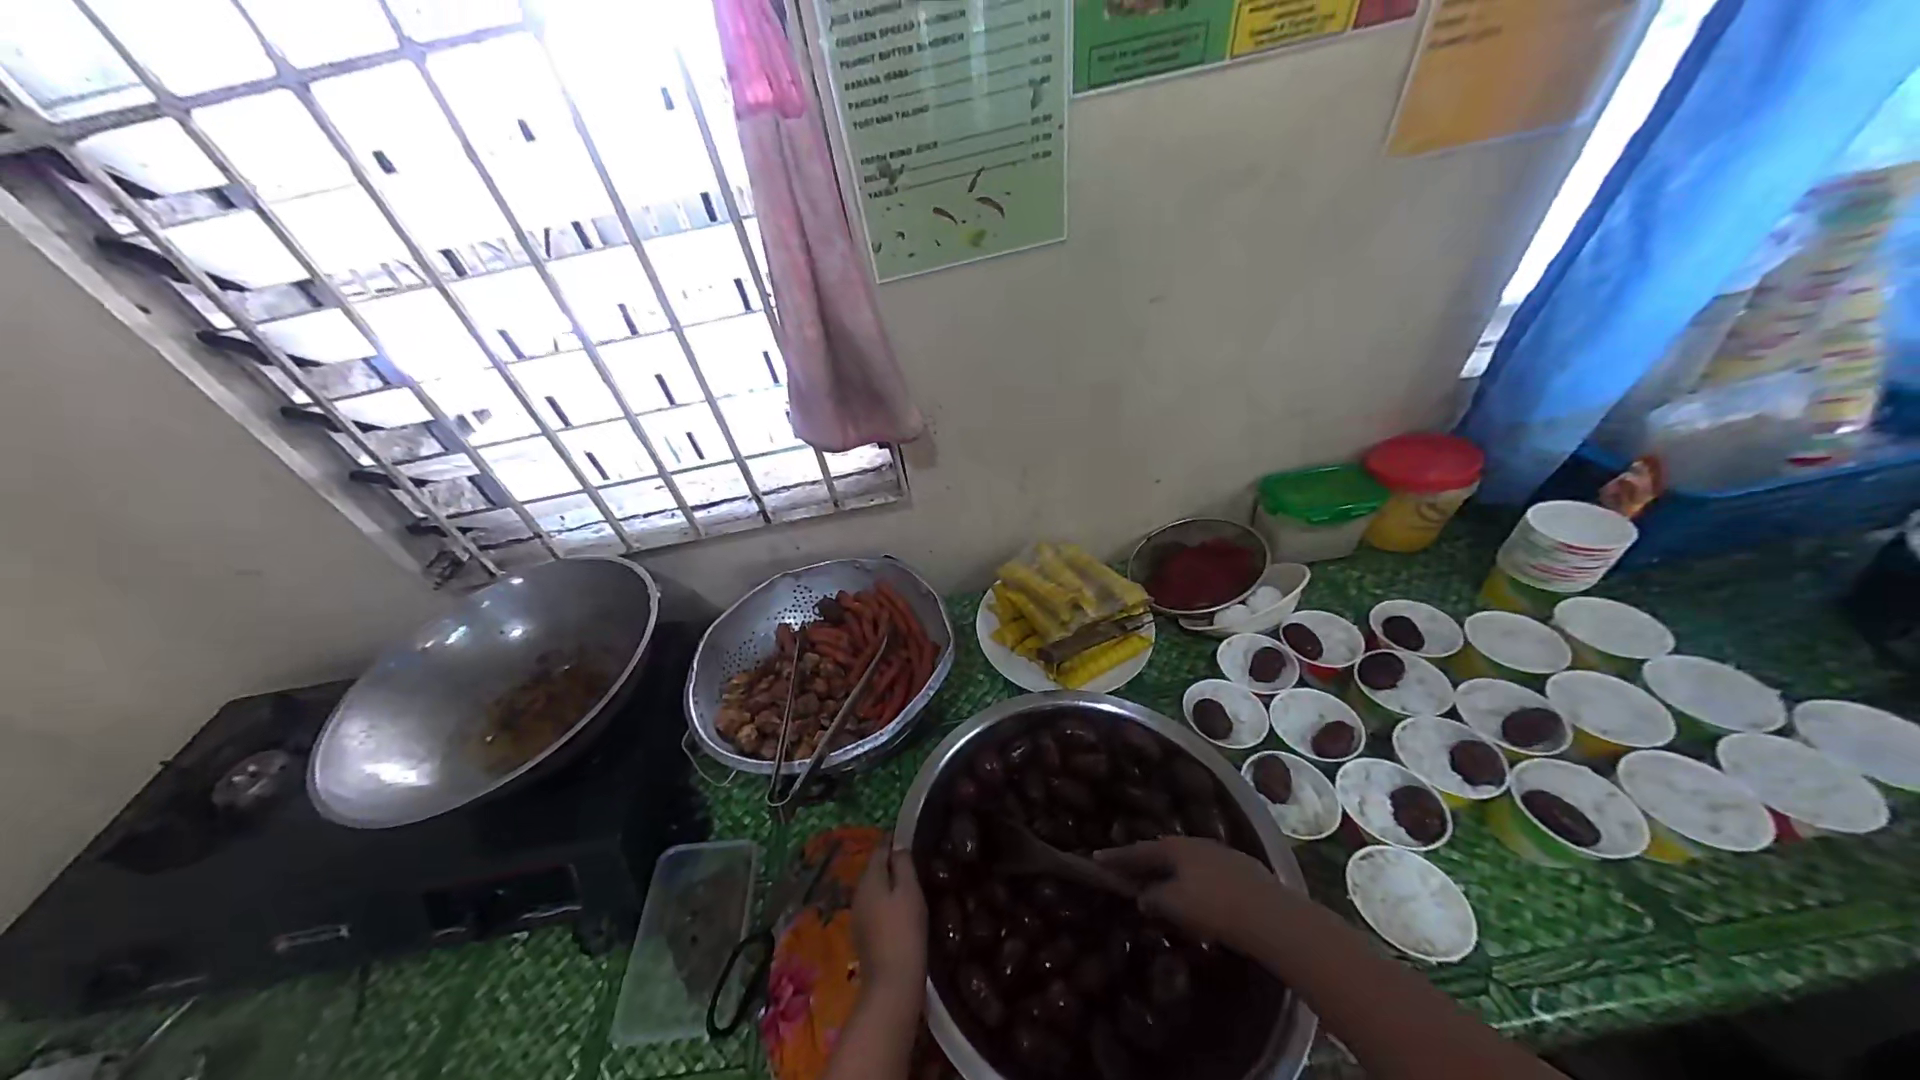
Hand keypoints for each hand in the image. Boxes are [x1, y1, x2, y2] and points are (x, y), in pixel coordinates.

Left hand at [852, 844, 926, 995]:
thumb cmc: (905, 930)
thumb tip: (898, 846)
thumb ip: (903, 864)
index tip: (911, 840)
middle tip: (916, 863)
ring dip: (890, 885)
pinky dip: (887, 904)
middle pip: (875, 870)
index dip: (894, 842)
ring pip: (875, 890)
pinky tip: (903, 912)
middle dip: (892, 864)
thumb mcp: (909, 891)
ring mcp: (858, 916)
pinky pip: (875, 908)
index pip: (880, 850)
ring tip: (912, 887)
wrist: (892, 983)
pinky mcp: (863, 936)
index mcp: (869, 879)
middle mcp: (858, 894)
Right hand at [1096, 837, 1299, 953]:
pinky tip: (1200, 892)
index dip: (1117, 856)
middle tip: (1131, 869)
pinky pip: (1209, 871)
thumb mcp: (1173, 905)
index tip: (1097, 857)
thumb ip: (1153, 898)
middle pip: (1165, 851)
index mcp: (1175, 847)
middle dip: (1147, 860)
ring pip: (1189, 860)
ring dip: (1174, 870)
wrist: (1269, 915)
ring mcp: (1223, 853)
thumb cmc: (1213, 906)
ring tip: (1164, 881)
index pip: (1139, 850)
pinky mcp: (1244, 870)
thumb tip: (1142, 895)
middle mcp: (1197, 843)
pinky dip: (1196, 879)